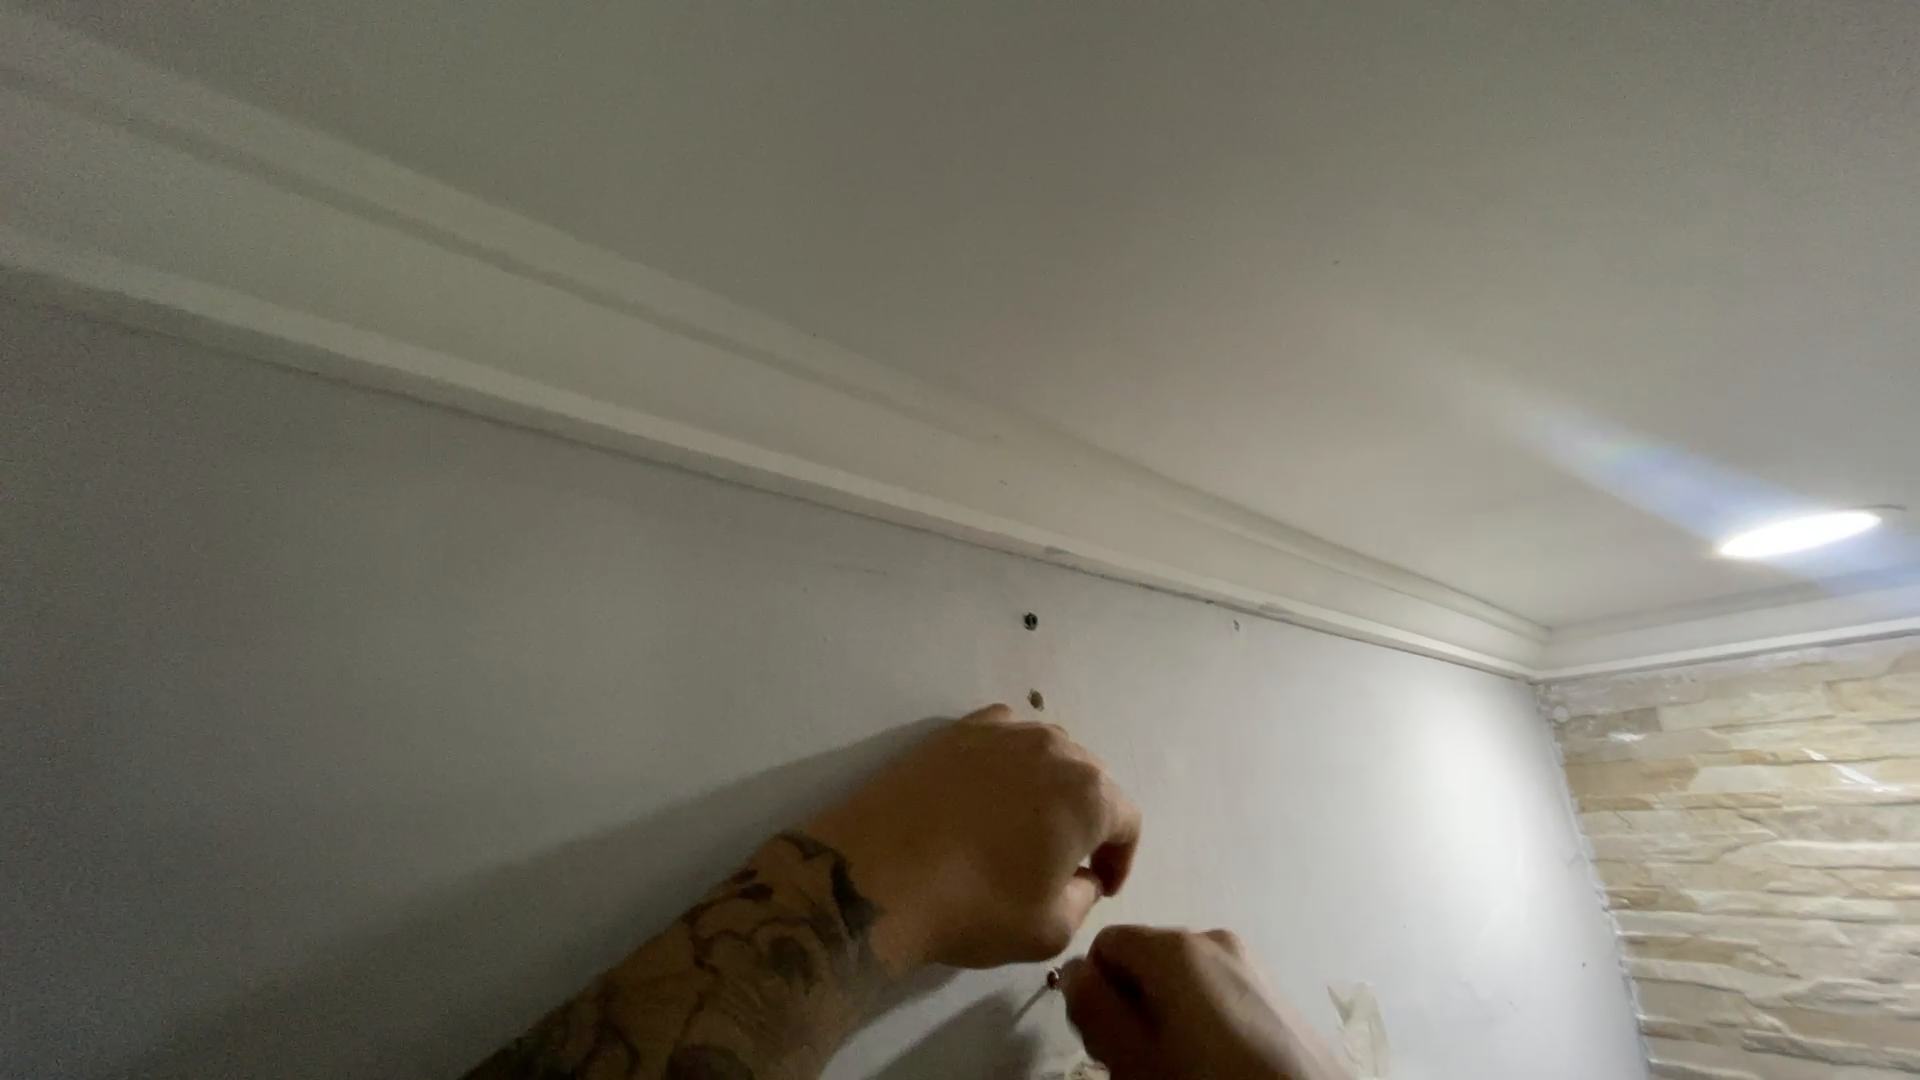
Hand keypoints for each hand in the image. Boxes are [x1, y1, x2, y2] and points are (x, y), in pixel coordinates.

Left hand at [804, 704, 1140, 970]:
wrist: (878, 875)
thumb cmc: (975, 905)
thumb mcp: (1051, 928)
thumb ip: (1084, 895)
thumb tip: (1080, 873)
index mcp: (1089, 793)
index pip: (1127, 819)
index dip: (1121, 857)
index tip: (1100, 885)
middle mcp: (1054, 746)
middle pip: (1090, 778)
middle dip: (1088, 818)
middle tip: (1066, 858)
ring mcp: (1003, 730)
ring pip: (1048, 752)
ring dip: (1050, 785)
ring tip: (1027, 822)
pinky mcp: (959, 728)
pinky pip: (1004, 734)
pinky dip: (1010, 757)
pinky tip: (991, 787)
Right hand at [1061, 926, 1352, 1079]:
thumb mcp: (1136, 1063)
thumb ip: (1094, 1010)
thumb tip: (1074, 971)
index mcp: (1176, 947)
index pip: (1105, 944)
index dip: (1095, 993)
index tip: (1106, 1044)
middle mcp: (1213, 939)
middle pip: (1144, 959)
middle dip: (1131, 1006)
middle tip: (1141, 1066)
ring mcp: (1251, 965)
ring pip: (1181, 980)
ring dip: (1166, 1018)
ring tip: (1179, 1070)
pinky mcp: (1278, 994)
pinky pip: (1217, 994)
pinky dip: (1202, 1023)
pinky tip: (1217, 1069)